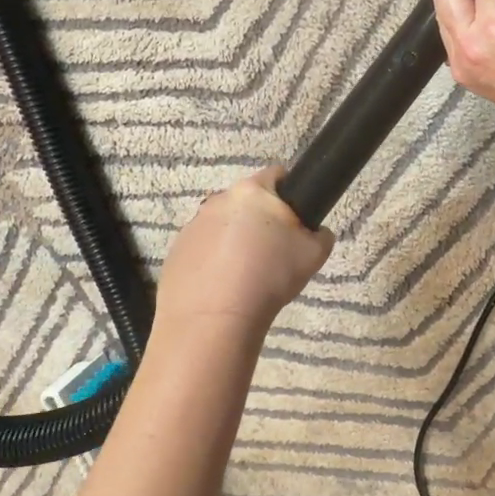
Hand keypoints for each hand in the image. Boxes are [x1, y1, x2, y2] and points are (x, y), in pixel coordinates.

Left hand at [155, 168, 332, 329]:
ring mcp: (192, 226)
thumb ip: (319, 234)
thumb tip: (313, 232)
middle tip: (273, 251)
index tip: (295, 221)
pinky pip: (201, 249)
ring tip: (245, 275)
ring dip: (234, 240)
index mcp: (253, 192)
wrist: (213, 320)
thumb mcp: (315, 254)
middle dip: (260, 220)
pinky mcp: (175, 252)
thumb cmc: (269, 277)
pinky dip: (212, 261)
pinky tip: (222, 287)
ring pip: (222, 225)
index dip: (290, 194)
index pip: (276, 175)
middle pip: (246, 202)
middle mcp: (219, 200)